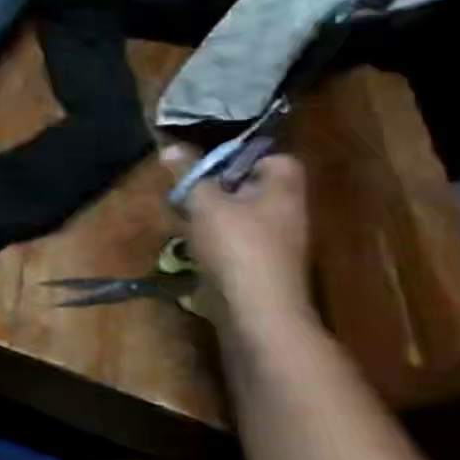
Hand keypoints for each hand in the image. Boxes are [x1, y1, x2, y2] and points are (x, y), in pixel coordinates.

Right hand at [166, 148, 311, 317]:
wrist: (258, 313)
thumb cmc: (236, 247)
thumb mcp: (204, 203)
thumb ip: (188, 174)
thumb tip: (169, 146)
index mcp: (284, 188)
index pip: (273, 159)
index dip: (242, 158)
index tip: (210, 167)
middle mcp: (290, 213)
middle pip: (254, 190)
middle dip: (220, 190)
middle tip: (189, 192)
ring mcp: (280, 245)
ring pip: (244, 219)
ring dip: (216, 219)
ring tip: (186, 221)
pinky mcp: (265, 271)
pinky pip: (240, 246)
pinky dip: (219, 246)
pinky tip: (195, 251)